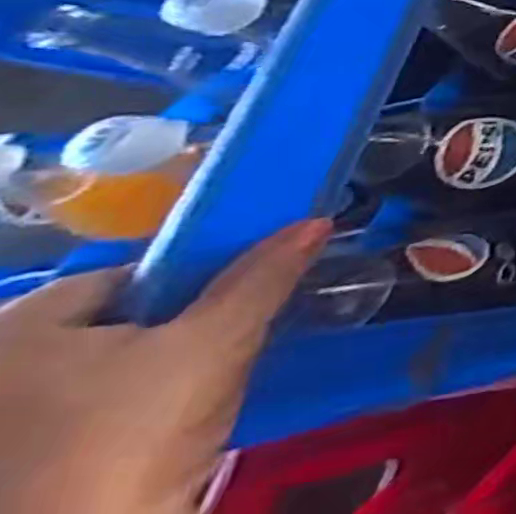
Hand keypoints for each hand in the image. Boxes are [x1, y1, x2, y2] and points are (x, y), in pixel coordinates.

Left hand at [0, 219, 329, 513]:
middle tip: (240, 333)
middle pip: (121, 321)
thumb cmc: (134, 429)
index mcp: (14, 329)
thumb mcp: (216, 342)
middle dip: (186, 322)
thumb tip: (313, 223)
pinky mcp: (30, 464)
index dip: (196, 276)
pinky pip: (100, 411)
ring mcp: (10, 424)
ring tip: (219, 376)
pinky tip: (181, 420)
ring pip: (114, 369)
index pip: (128, 274)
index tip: (245, 292)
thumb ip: (263, 277)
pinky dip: (144, 407)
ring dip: (170, 365)